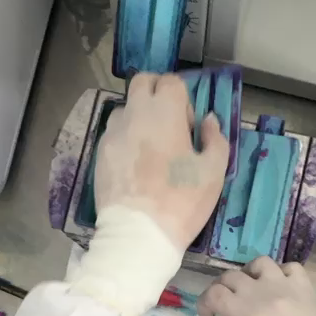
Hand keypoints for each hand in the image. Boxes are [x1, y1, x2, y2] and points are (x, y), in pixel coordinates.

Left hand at [94, 73, 228, 247]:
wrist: (139, 234)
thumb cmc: (182, 201)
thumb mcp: (214, 171)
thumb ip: (215, 138)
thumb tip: (208, 121)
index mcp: (164, 112)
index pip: (171, 81)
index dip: (183, 98)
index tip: (189, 126)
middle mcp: (134, 114)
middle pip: (142, 82)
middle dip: (157, 93)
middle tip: (169, 124)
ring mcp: (112, 134)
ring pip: (126, 108)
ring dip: (140, 117)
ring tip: (152, 148)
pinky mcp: (100, 154)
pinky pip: (114, 134)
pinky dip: (127, 139)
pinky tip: (137, 166)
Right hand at [192, 256, 315, 315]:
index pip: (215, 294)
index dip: (204, 302)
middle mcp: (267, 294)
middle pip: (232, 276)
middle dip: (220, 289)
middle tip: (222, 307)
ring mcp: (290, 289)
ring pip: (261, 263)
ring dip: (248, 274)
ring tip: (248, 291)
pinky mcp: (309, 291)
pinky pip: (291, 268)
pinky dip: (279, 273)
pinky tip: (277, 289)